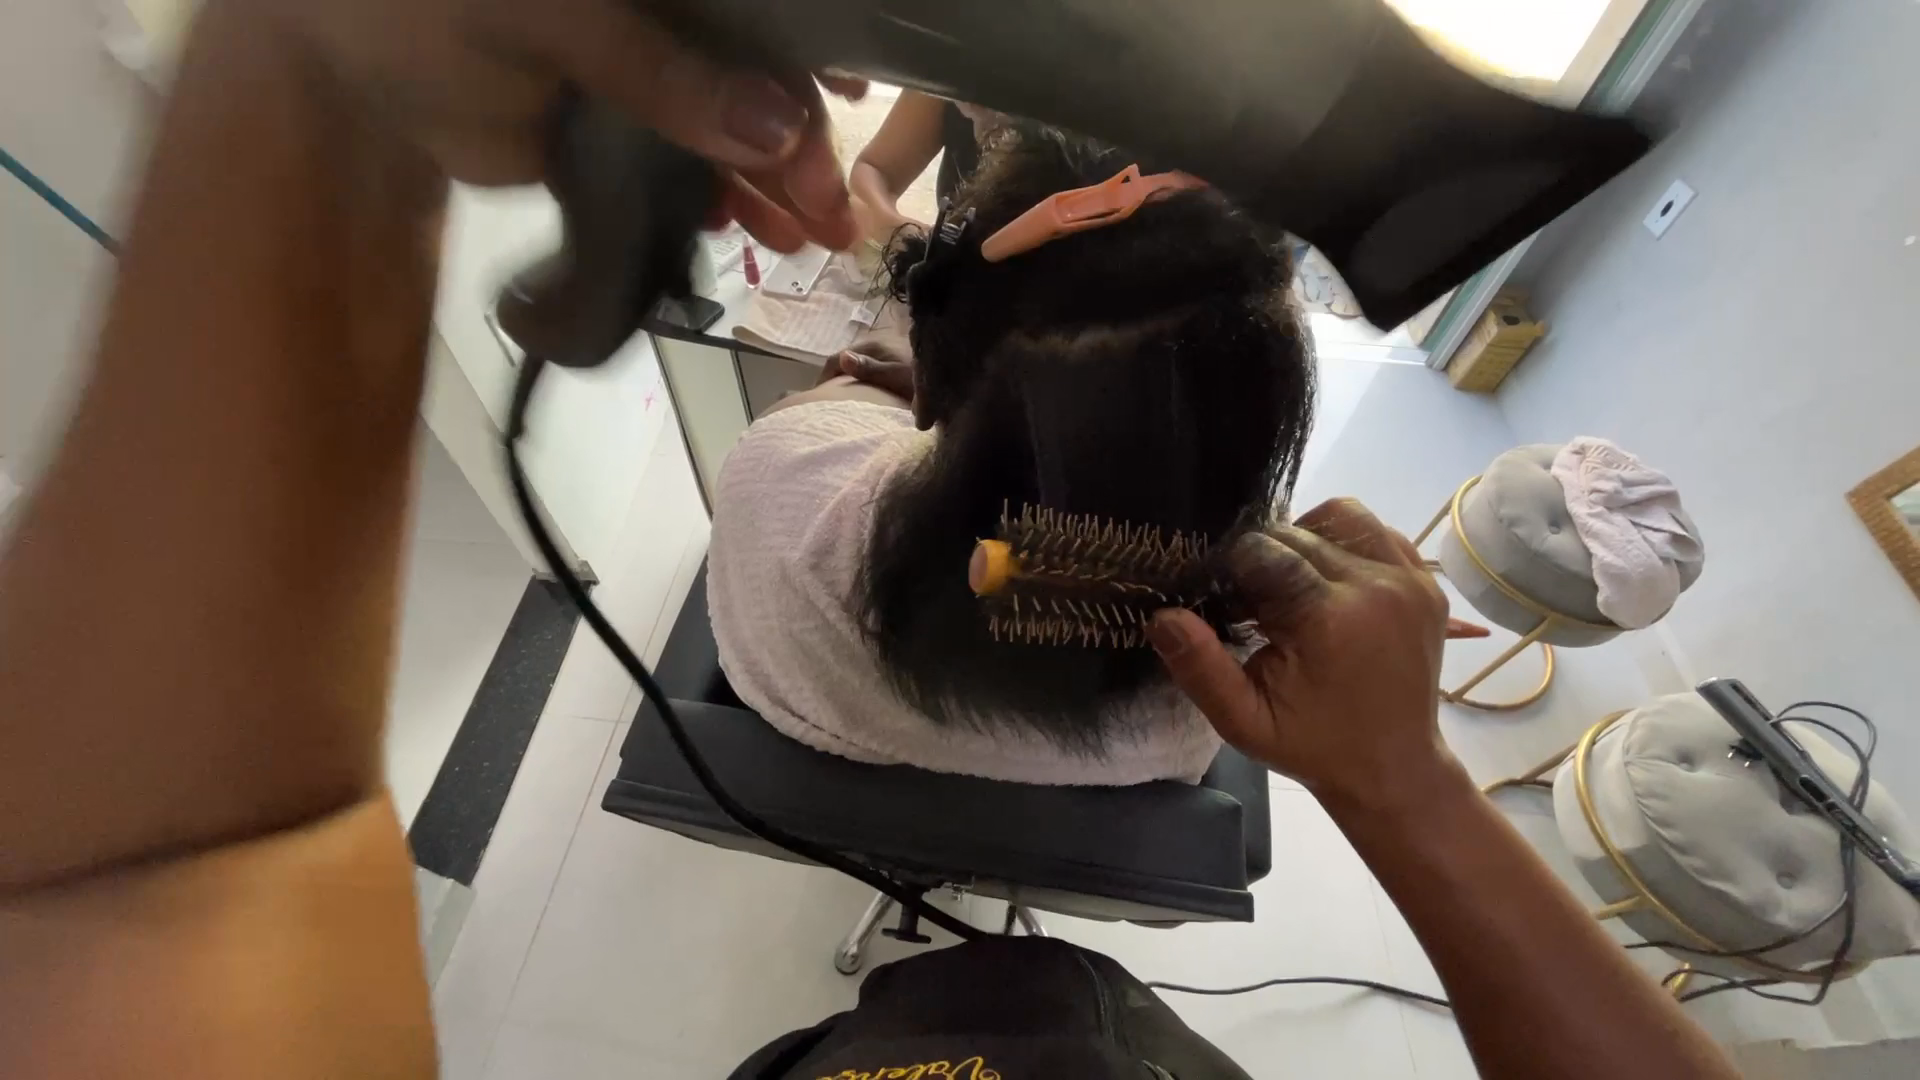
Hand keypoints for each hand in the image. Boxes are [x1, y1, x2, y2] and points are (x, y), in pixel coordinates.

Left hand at [256, 0, 858, 249]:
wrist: (345, 69)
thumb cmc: (424, 0)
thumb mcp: (547, 15)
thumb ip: (662, 71)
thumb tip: (778, 127)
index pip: (756, 9)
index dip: (811, 51)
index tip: (856, 97)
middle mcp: (665, 22)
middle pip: (755, 84)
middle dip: (797, 150)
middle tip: (831, 217)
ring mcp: (647, 86)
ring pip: (731, 138)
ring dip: (773, 190)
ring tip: (810, 242)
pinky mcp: (625, 144)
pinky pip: (690, 177)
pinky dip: (721, 205)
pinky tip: (747, 230)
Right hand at [819, 338, 914, 401]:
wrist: (951, 372)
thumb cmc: (920, 376)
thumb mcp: (895, 375)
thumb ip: (869, 368)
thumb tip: (841, 357)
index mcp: (870, 346)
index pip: (834, 360)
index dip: (823, 380)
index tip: (817, 401)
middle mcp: (873, 344)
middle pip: (843, 363)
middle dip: (833, 383)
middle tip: (828, 405)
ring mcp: (882, 351)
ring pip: (854, 366)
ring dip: (847, 382)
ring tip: (843, 403)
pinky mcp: (891, 360)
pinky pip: (867, 370)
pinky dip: (861, 382)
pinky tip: (865, 395)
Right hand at [1146, 498, 1472, 803]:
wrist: (1394, 768)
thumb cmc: (1310, 745)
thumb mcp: (1242, 720)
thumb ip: (1200, 667)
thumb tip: (1162, 616)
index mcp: (1330, 617)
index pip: (1262, 550)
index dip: (1232, 569)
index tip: (1227, 603)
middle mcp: (1377, 585)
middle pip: (1296, 532)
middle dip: (1263, 558)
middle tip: (1253, 602)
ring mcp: (1410, 580)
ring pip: (1339, 516)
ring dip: (1304, 538)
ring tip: (1289, 582)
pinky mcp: (1426, 582)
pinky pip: (1375, 531)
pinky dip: (1344, 543)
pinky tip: (1326, 582)